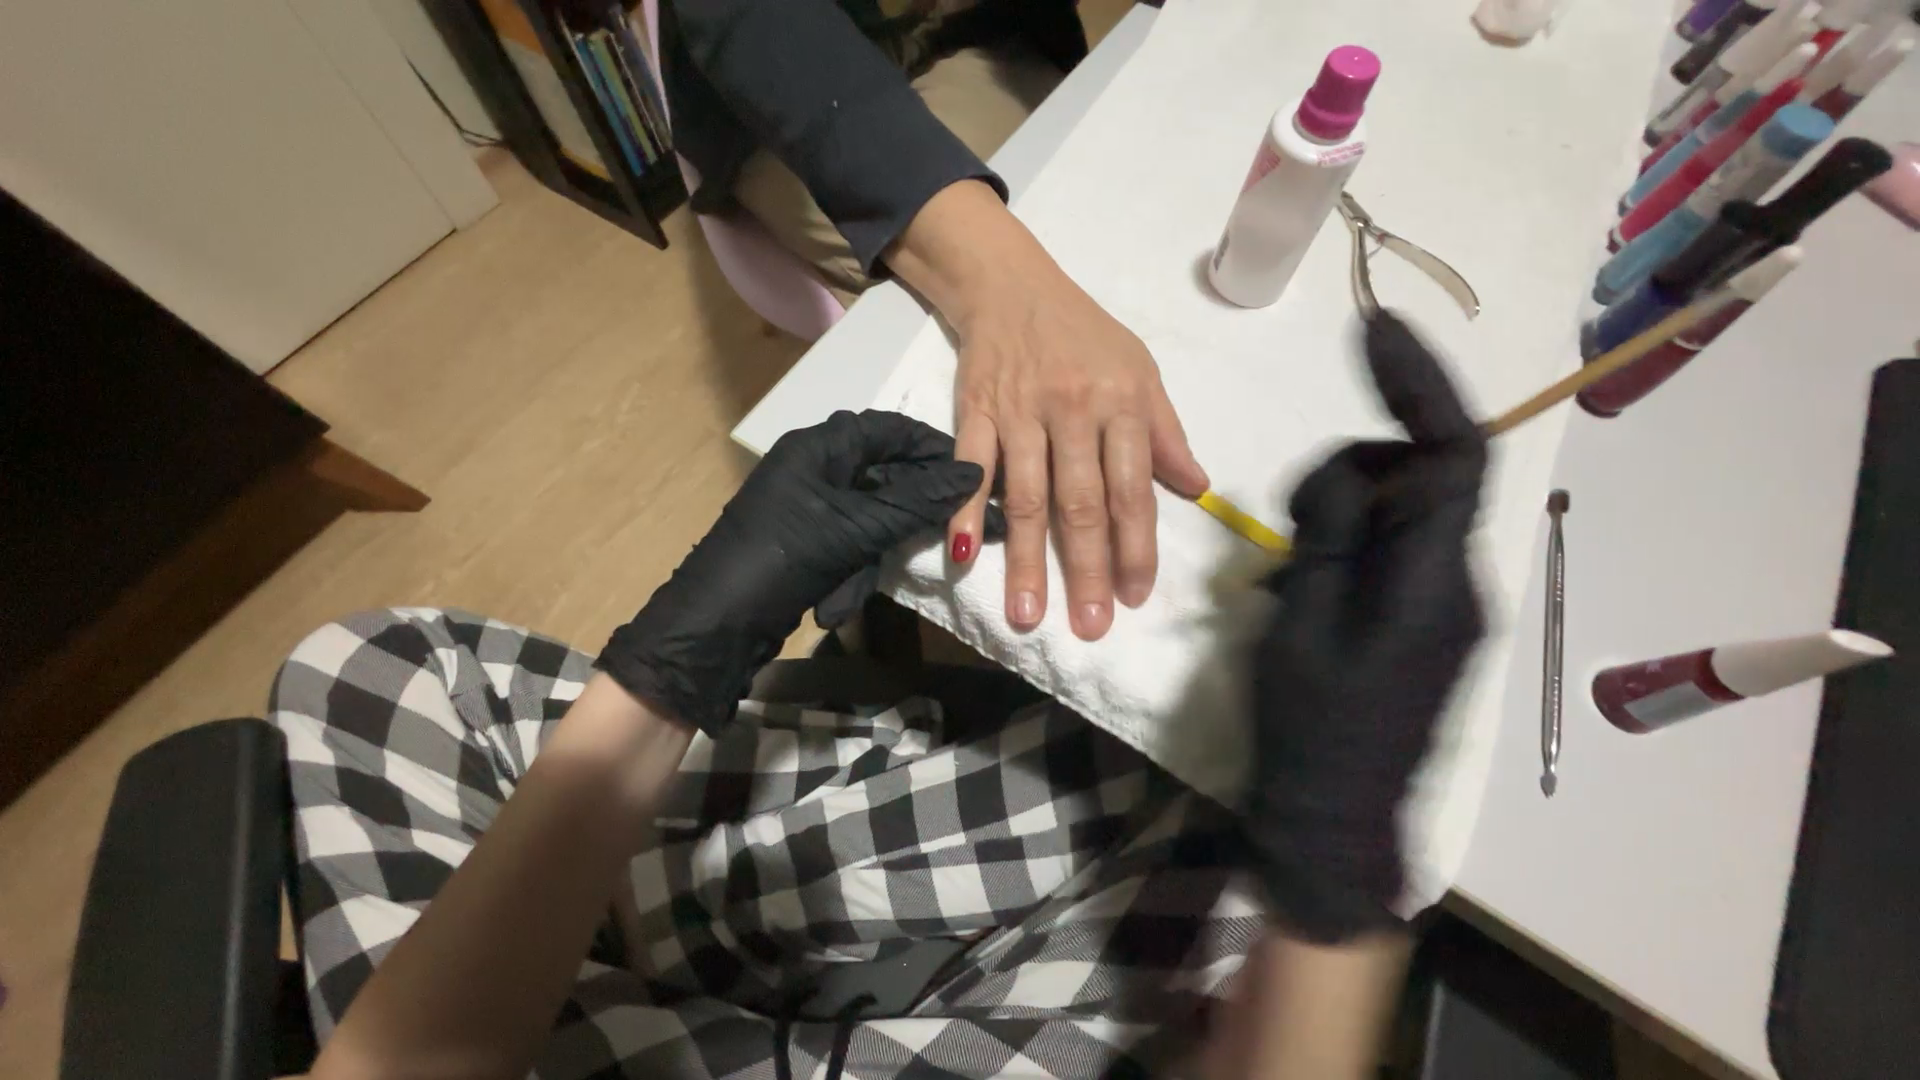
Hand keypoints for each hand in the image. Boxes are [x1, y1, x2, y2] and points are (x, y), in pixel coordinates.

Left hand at [597, 410, 984, 735]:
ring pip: (868, 514)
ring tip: (879, 574)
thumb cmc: (783, 558)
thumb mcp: (856, 528)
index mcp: (817, 447)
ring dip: (875, 551)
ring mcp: (806, 505)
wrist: (715, 624)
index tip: (974, 471)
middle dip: (910, 508)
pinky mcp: (804, 541)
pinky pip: (848, 543)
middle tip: (952, 526)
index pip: (888, 429)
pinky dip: (852, 572)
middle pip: (882, 472)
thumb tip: (973, 475)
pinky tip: (839, 600)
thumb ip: (916, 502)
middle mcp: (812, 467)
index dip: (932, 446)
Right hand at [950, 272, 1209, 639]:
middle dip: (1087, 567)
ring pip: (1027, 494)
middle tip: (1089, 625)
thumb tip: (1197, 488)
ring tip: (1027, 613)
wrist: (1012, 286)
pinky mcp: (975, 410)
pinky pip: (971, 465)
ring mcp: (1020, 412)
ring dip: (1027, 557)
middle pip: (1082, 501)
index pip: (1133, 488)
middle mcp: (1073, 410)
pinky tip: (964, 553)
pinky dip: (966, 508)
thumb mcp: (1140, 370)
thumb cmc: (1084, 335)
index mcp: (1121, 402)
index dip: (1136, 546)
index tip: (1135, 597)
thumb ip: (1164, 432)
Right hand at [1243, 312, 1486, 942]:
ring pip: (1400, 512)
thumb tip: (1352, 467)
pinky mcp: (1426, 618)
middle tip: (1288, 522)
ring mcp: (1445, 600)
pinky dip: (1344, 547)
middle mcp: (1456, 578)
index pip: (1450, 452)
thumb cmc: (1311, 726)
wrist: (1334, 815)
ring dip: (1339, 515)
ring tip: (1284, 575)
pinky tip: (1299, 590)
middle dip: (1350, 472)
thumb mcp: (1301, 624)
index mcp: (1432, 578)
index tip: (1370, 329)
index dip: (1418, 381)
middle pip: (1419, 477)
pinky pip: (1391, 551)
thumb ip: (1329, 535)